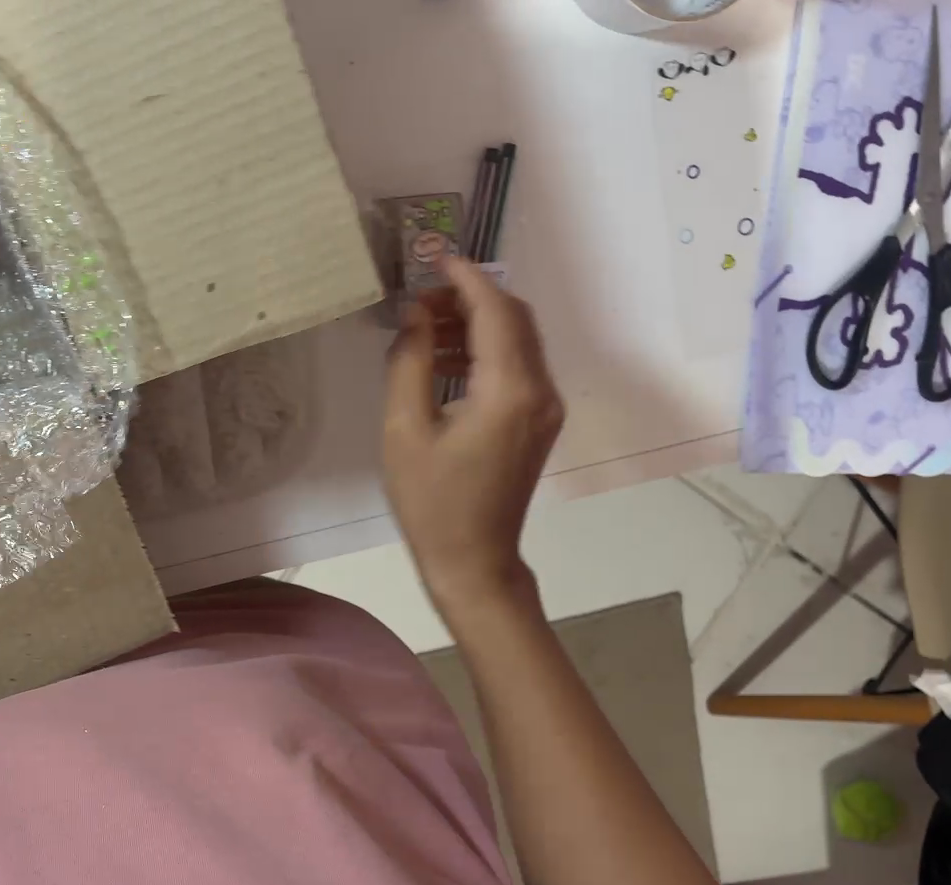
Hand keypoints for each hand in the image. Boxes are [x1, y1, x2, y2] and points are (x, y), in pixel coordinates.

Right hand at [383, 257, 562, 607]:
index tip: (433, 257)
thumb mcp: (404, 431)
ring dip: (476, 325)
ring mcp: (545, 409)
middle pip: (514, 319)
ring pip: (517, 342)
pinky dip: (484, 353)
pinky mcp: (537, 423)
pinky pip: (517, 369)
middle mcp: (540, 391)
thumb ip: (410, 364)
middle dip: (469, 298)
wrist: (472, 560)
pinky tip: (445, 363)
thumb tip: (415, 317)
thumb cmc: (431, 502)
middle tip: (419, 300)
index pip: (496, 310)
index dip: (465, 278)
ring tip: (423, 330)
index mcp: (510, 391)